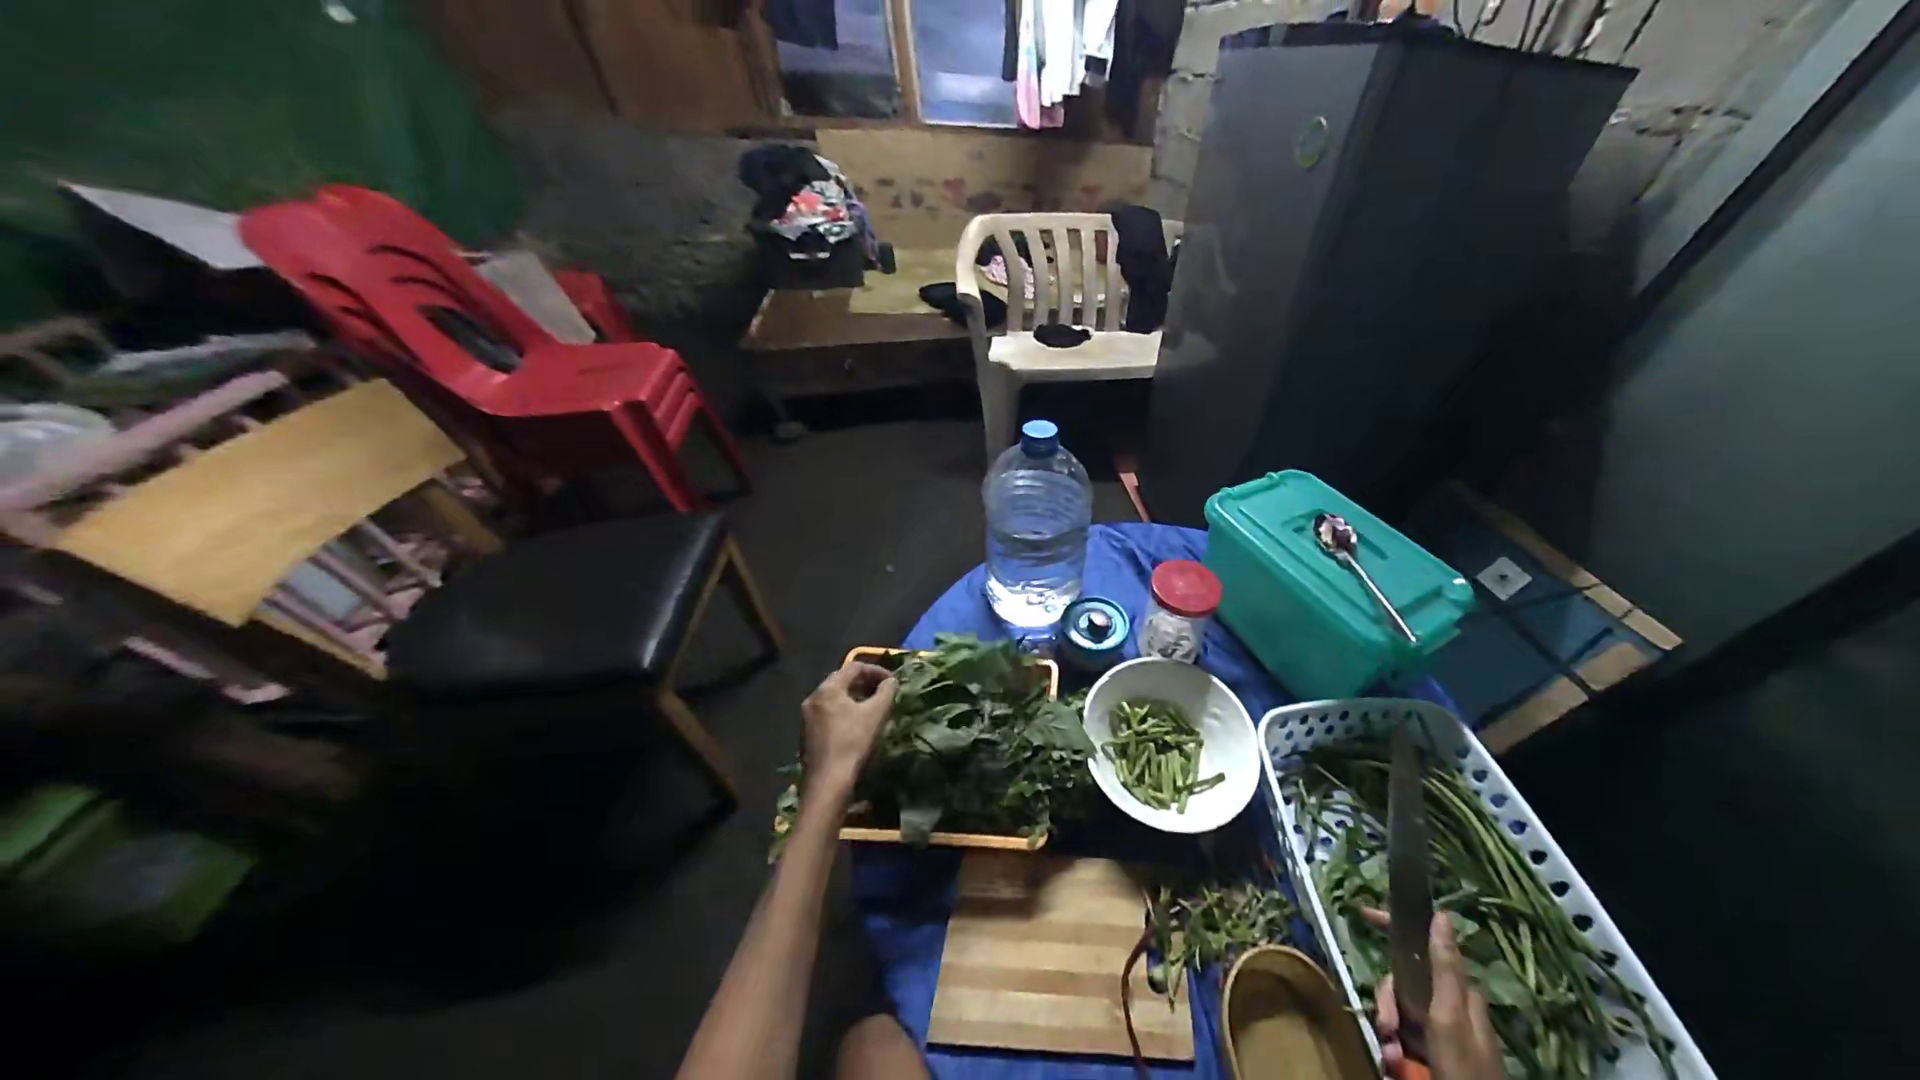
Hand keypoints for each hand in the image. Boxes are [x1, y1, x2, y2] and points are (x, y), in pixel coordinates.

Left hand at [800, 661, 896, 800]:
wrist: (828, 780)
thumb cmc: (853, 742)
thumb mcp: (875, 714)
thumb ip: (886, 692)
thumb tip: (891, 682)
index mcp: (828, 689)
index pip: (854, 667)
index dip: (876, 670)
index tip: (892, 681)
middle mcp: (813, 697)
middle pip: (841, 680)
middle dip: (865, 682)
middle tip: (883, 691)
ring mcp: (807, 716)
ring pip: (834, 697)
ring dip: (855, 696)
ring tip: (872, 705)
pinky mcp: (807, 732)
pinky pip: (828, 711)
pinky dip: (844, 710)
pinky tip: (856, 722)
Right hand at [1364, 910, 1502, 1079]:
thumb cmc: (1463, 1068)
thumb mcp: (1449, 1016)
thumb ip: (1444, 967)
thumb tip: (1442, 915)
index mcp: (1458, 993)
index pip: (1423, 946)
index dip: (1395, 927)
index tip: (1365, 914)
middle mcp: (1448, 1006)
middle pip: (1400, 982)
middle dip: (1386, 1003)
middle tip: (1388, 1027)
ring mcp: (1438, 1031)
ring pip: (1396, 1010)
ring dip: (1388, 1030)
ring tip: (1394, 1058)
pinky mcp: (1429, 1052)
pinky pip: (1399, 1037)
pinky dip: (1392, 1050)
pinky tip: (1395, 1067)